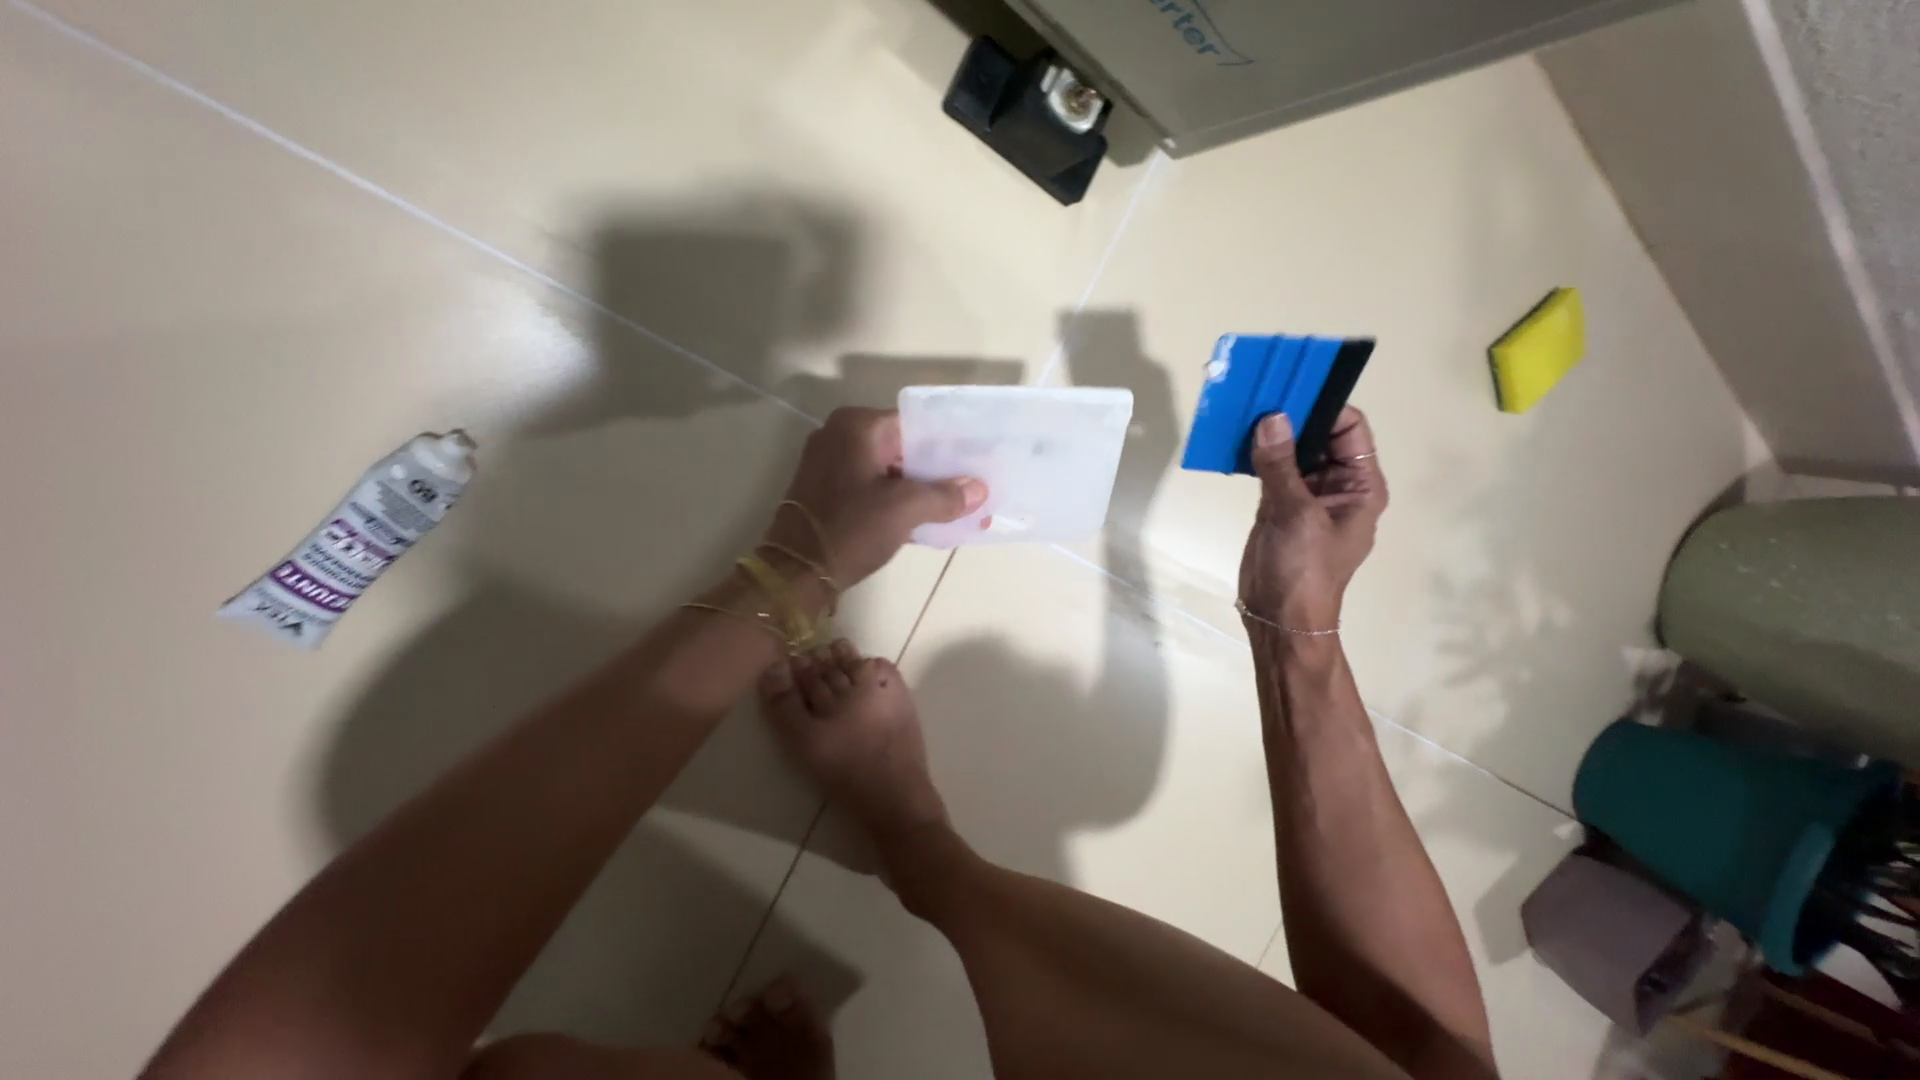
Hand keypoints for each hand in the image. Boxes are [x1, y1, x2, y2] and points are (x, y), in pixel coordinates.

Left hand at [766, 408, 986, 587]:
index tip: (977, 462)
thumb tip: (979, 490)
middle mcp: (839, 436)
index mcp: (856, 426)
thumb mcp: (905, 509)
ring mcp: (830, 465)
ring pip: (889, 471)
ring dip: (920, 490)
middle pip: (903, 448)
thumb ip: (946, 495)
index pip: (915, 425)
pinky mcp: (827, 493)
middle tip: (974, 486)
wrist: (795, 572)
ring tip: (958, 507)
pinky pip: (873, 489)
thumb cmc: (851, 528)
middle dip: (937, 471)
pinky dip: (898, 502)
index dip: (948, 445)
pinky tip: (928, 521)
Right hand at [1239, 408, 1388, 632]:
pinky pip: (1270, 470)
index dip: (1322, 406)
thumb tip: (1271, 418)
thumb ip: (1281, 465)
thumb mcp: (1294, 514)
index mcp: (1360, 485)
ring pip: (1291, 451)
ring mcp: (1306, 496)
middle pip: (1319, 436)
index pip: (1349, 429)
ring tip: (1240, 411)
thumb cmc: (1303, 570)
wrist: (1280, 619)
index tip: (1287, 390)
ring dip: (1270, 434)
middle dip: (1292, 416)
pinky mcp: (1278, 507)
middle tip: (1257, 393)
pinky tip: (1233, 442)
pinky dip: (1255, 456)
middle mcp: (1337, 485)